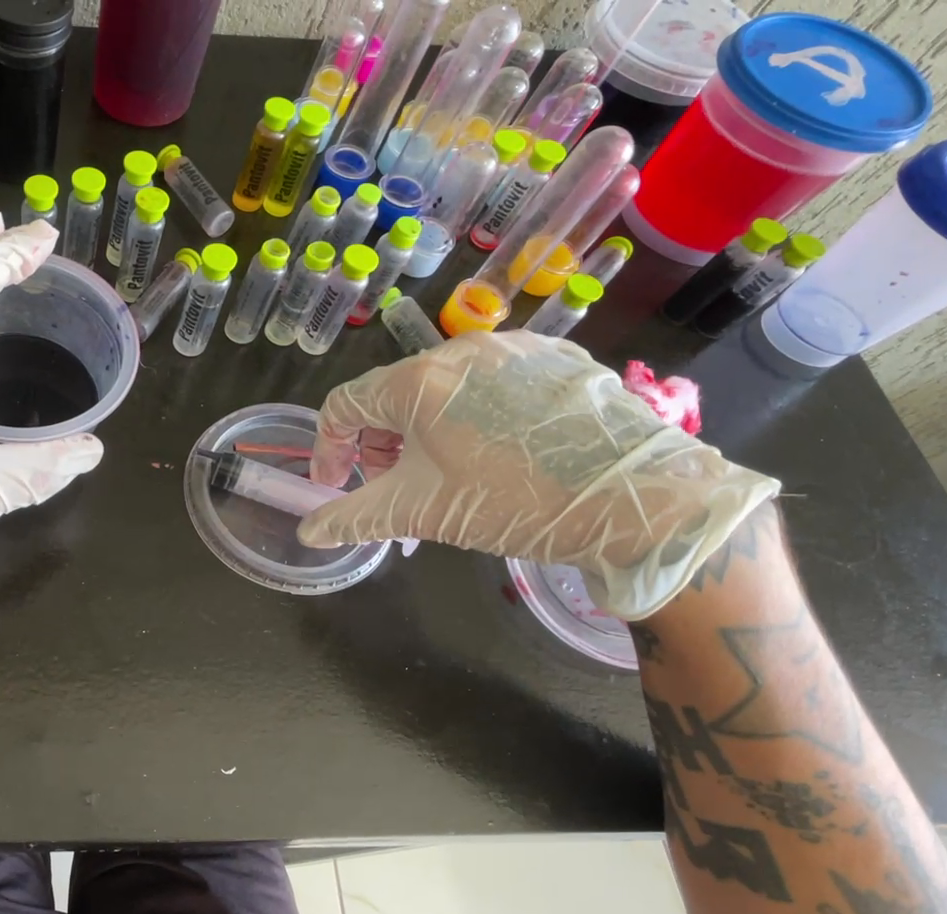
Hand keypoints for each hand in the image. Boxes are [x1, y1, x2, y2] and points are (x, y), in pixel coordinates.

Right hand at [297, 331, 777, 619]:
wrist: (638, 500)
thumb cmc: (511, 501)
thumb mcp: (420, 513)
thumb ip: (352, 518)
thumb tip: (308, 532)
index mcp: (418, 381)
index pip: (343, 405)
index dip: (329, 449)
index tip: (337, 487)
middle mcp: (462, 348)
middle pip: (393, 395)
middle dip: (380, 444)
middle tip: (396, 487)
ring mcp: (517, 348)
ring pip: (444, 387)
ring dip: (426, 430)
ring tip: (448, 473)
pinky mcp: (561, 359)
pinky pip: (494, 383)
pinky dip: (475, 416)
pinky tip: (501, 453)